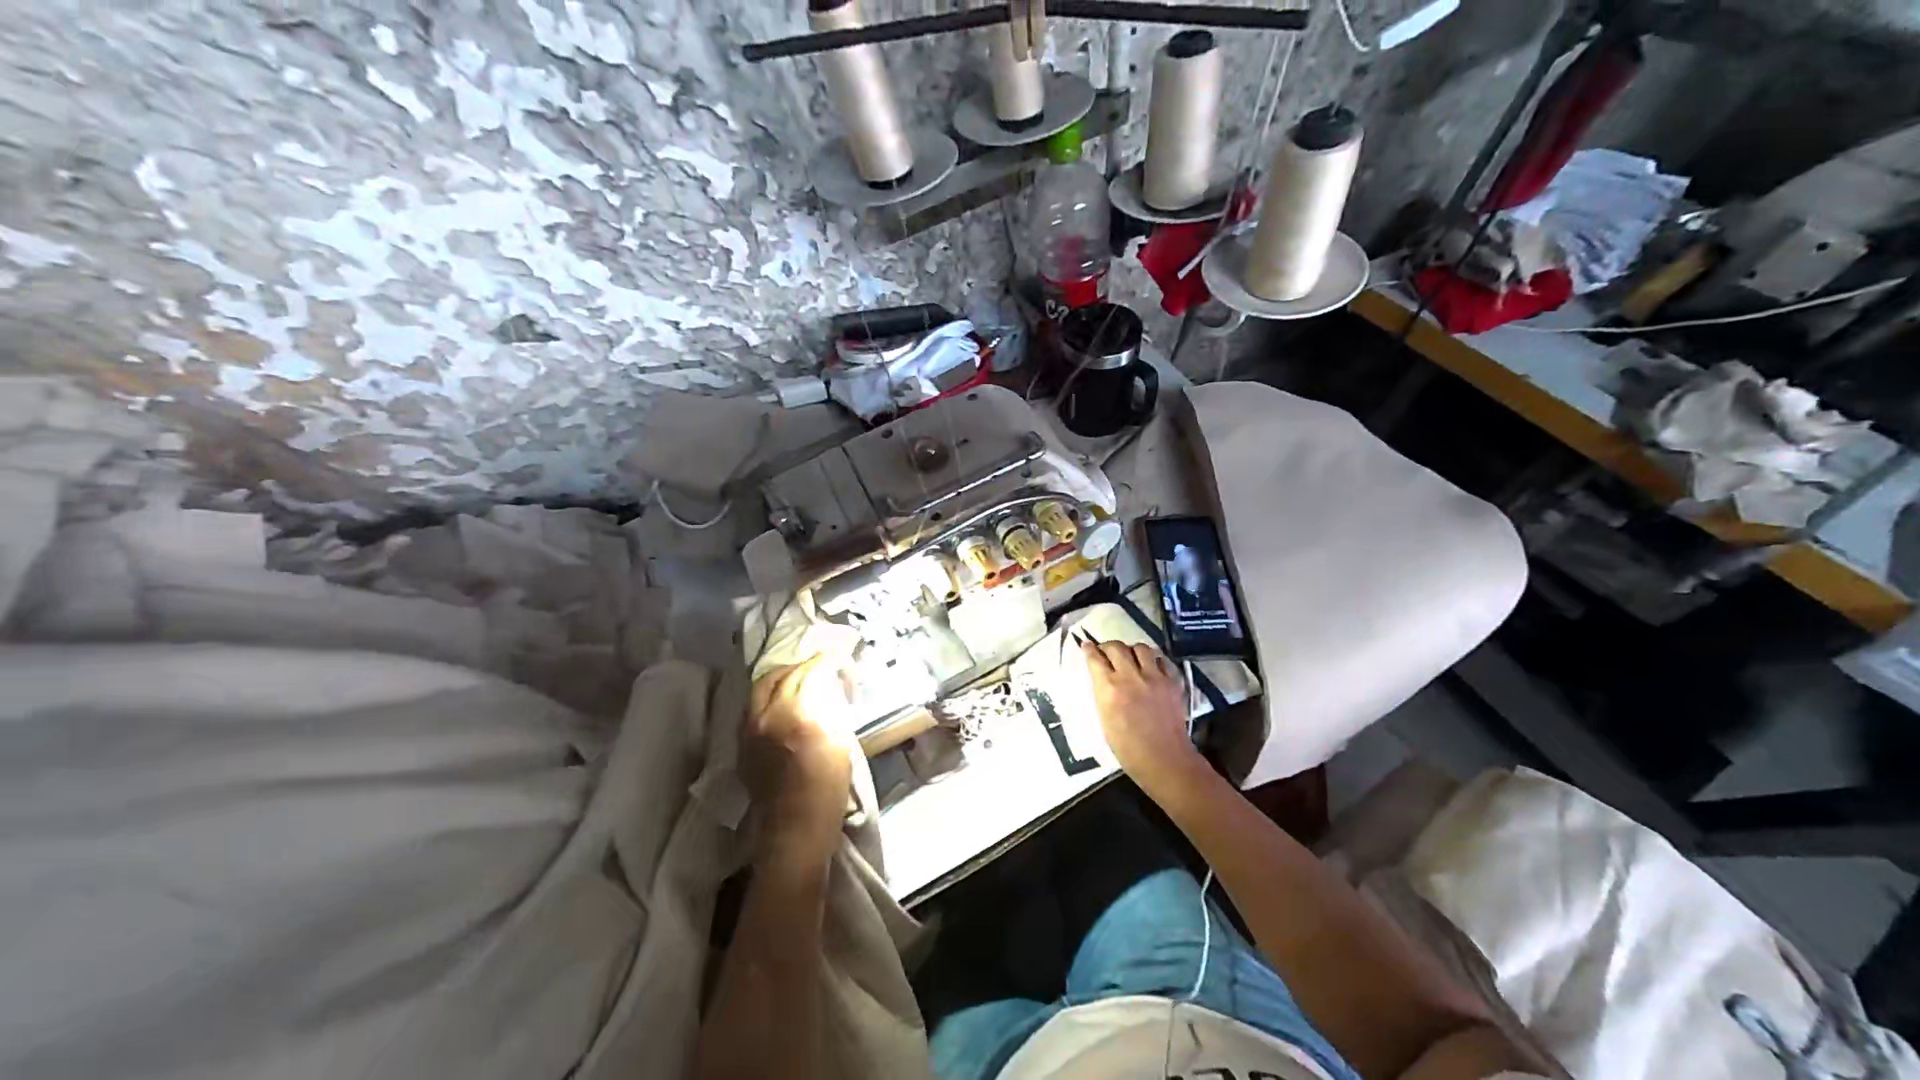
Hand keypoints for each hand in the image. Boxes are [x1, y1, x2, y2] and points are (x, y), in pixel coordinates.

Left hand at [746, 656, 854, 847]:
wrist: (794, 827)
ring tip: (797, 680)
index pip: (809, 673)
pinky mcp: (742, 743)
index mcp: (798, 714)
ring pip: (761, 689)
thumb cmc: (827, 788)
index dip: (824, 662)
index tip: (835, 658)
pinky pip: (754, 708)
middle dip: (799, 666)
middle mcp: (768, 715)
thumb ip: (830, 709)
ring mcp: (750, 729)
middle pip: (780, 675)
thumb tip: (828, 687)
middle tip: (815, 665)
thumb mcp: (840, 741)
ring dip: (781, 678)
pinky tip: (782, 704)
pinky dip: (769, 698)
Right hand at [1079, 637, 1209, 795]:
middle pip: (1116, 647)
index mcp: (1109, 688)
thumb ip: (1103, 694)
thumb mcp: (1104, 719)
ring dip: (1132, 650)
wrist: (1164, 759)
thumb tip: (1102, 679)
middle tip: (1106, 651)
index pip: (1095, 658)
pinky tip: (1151, 666)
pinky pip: (1162, 661)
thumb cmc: (1127, 748)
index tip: (1087, 645)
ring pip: (1141, 648)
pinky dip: (1154, 660)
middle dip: (1108, 646)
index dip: (1089, 649)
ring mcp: (1154, 677)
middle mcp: (1130, 676)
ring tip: (1130, 657)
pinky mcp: (1172, 682)